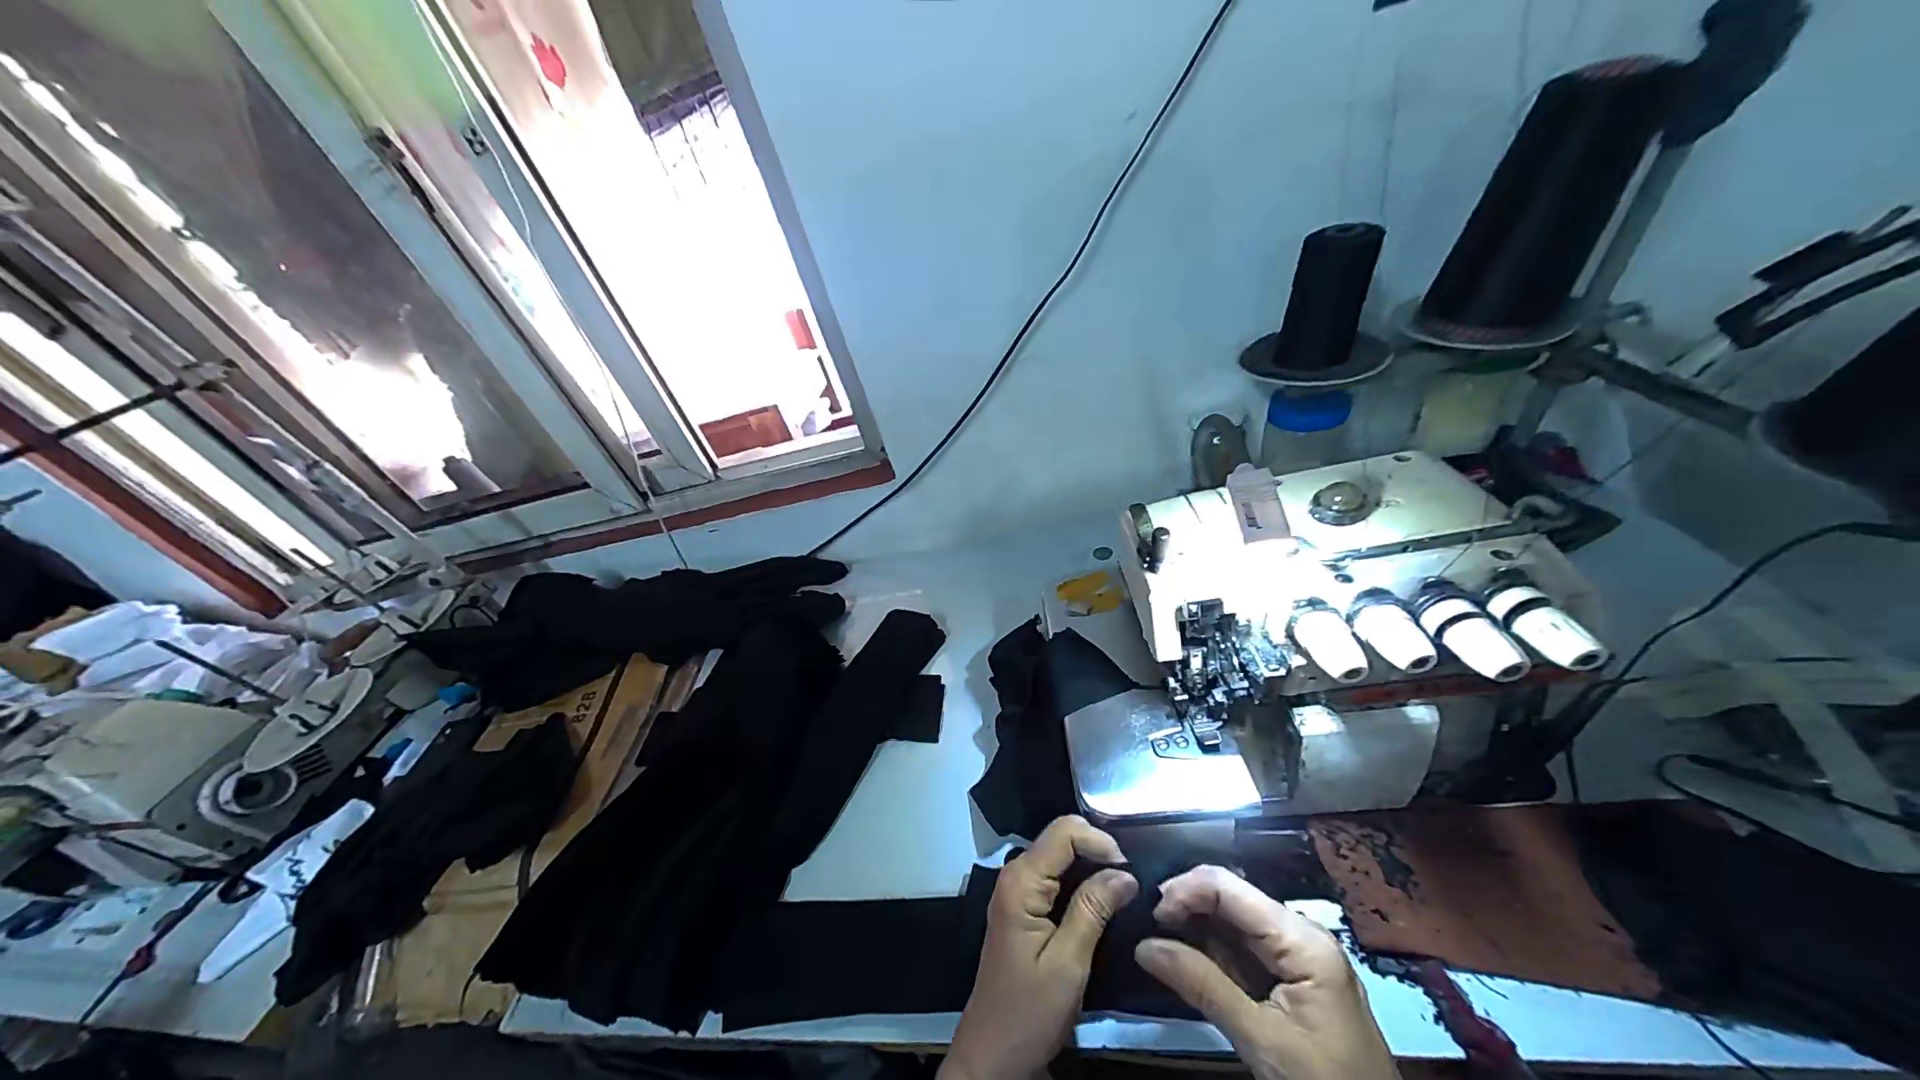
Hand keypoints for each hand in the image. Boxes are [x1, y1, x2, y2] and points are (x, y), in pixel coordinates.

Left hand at [941, 816, 1137, 1079]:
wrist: (993, 1055)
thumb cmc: (1028, 1012)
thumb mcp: (1067, 963)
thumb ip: (1093, 910)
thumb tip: (1125, 873)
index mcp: (1021, 882)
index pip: (1063, 832)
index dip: (1100, 842)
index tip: (1131, 872)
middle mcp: (1016, 876)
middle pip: (1062, 840)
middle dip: (1100, 852)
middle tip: (1134, 883)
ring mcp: (1018, 892)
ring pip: (1061, 859)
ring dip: (1094, 868)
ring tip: (1127, 892)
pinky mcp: (1025, 910)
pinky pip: (1056, 881)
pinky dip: (1082, 884)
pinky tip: (1105, 903)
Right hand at [1135, 866, 1397, 1079]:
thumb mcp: (1261, 1039)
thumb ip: (1203, 986)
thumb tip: (1144, 946)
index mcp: (1301, 938)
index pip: (1228, 886)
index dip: (1184, 891)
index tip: (1150, 919)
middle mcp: (1299, 932)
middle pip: (1229, 897)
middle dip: (1186, 908)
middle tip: (1151, 935)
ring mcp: (1296, 953)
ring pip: (1231, 921)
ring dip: (1195, 930)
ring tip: (1161, 946)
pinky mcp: (1291, 975)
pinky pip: (1242, 948)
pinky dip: (1212, 952)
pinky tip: (1187, 962)